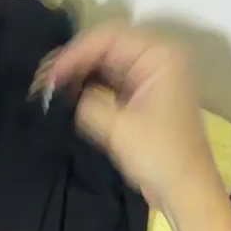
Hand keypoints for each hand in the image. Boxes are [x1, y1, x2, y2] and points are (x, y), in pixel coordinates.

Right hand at [36, 25, 225, 212]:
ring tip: (50, 90)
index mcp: (160, 56)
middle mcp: (158, 59)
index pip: (108, 38)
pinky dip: (91, 89)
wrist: (186, 191)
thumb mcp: (118, 128)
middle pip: (107, 48)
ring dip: (80, 76)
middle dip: (74, 63)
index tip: (49, 78)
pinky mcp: (145, 98)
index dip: (74, 54)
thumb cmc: (160, 156)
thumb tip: (58, 92)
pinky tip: (69, 99)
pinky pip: (112, 83)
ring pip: (107, 65)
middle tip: (43, 83)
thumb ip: (85, 103)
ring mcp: (152, 78)